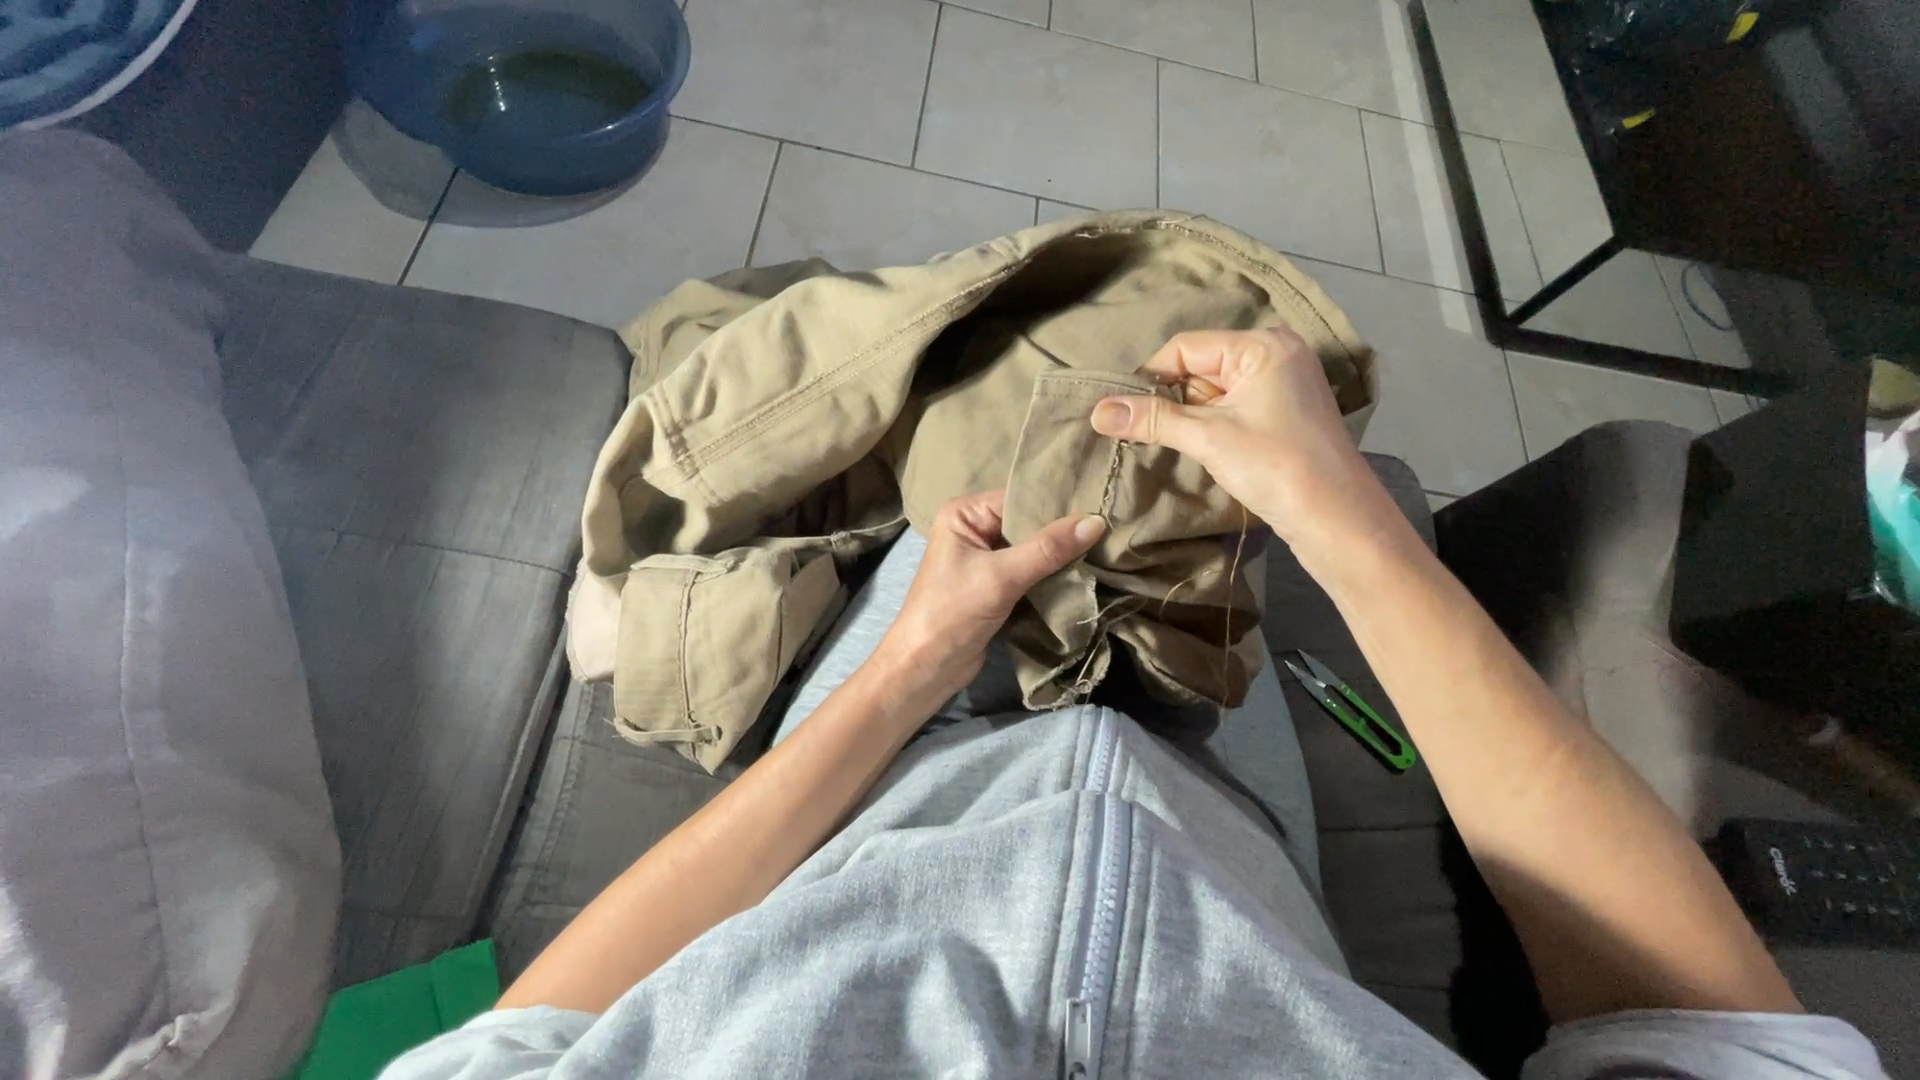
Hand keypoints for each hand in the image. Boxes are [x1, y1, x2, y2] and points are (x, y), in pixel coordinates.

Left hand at [870, 490, 1105, 714]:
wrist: (926, 669)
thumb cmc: (951, 613)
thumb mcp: (1001, 577)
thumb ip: (1048, 549)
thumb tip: (1096, 521)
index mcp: (965, 514)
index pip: (1019, 498)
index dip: (1057, 503)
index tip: (1100, 504)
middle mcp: (974, 531)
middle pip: (1029, 523)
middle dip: (1064, 531)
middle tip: (1110, 529)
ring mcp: (986, 561)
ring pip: (1034, 550)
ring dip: (1062, 557)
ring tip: (1105, 549)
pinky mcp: (997, 588)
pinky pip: (1032, 573)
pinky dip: (1054, 576)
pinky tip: (1086, 573)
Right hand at [1088, 328, 1408, 566]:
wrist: (1335, 517)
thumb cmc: (1274, 466)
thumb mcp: (1207, 437)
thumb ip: (1152, 419)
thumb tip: (1097, 411)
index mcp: (1262, 345)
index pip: (1185, 348)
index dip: (1151, 379)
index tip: (1127, 414)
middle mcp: (1275, 353)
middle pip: (1198, 367)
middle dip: (1174, 400)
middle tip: (1153, 435)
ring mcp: (1282, 383)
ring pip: (1213, 390)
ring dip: (1191, 417)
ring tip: (1184, 446)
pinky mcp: (1282, 412)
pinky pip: (1232, 406)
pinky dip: (1212, 425)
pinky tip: (1206, 450)